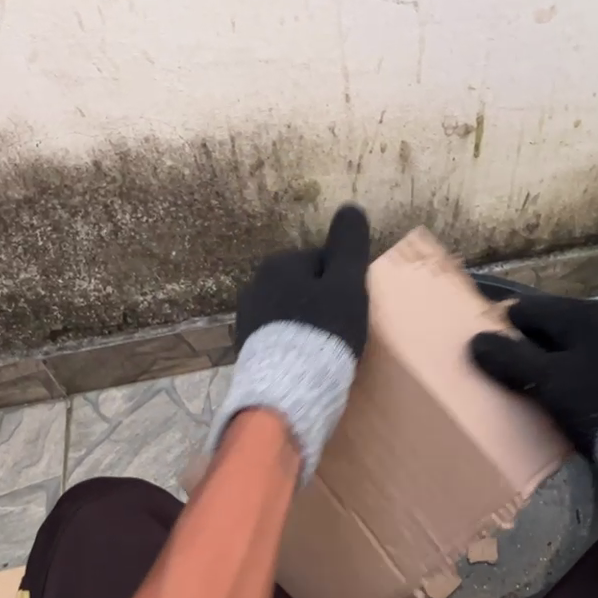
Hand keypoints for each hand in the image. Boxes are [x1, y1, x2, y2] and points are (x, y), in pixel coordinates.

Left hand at [234, 205, 369, 356]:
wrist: (286, 389)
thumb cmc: (323, 332)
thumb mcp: (346, 284)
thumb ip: (349, 245)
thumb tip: (350, 207)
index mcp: (279, 263)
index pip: (322, 262)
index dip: (343, 283)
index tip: (353, 307)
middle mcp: (255, 284)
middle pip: (302, 286)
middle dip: (320, 302)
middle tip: (341, 330)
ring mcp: (246, 319)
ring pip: (288, 312)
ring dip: (305, 324)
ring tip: (324, 350)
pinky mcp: (244, 349)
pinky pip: (277, 338)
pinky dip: (292, 345)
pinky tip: (305, 362)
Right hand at [468, 294, 597, 456]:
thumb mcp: (549, 382)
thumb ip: (511, 360)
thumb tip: (477, 341)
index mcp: (585, 312)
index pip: (527, 308)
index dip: (502, 328)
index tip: (486, 352)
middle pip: (553, 327)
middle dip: (529, 347)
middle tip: (509, 375)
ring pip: (577, 346)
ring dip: (556, 363)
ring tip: (539, 390)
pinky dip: (580, 376)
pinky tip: (575, 399)